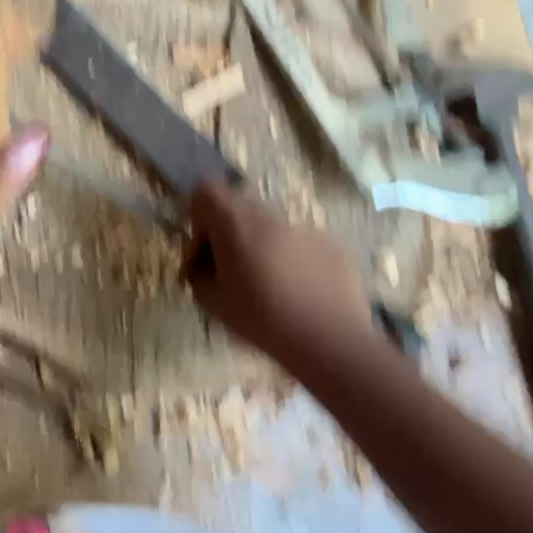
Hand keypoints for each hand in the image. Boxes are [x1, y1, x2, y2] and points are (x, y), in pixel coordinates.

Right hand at [186, 180, 381, 374]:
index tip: (204, 247)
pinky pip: (302, 245)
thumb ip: (198, 273)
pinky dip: (294, 262)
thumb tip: (202, 265)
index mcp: (235, 224)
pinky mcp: (334, 247)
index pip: (207, 190)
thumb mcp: (210, 301)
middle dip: (231, 233)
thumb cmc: (261, 320)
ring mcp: (307, 229)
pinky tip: (300, 295)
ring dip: (263, 247)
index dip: (199, 213)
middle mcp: (271, 217)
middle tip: (232, 271)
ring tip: (270, 287)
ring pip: (273, 228)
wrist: (331, 343)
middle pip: (240, 209)